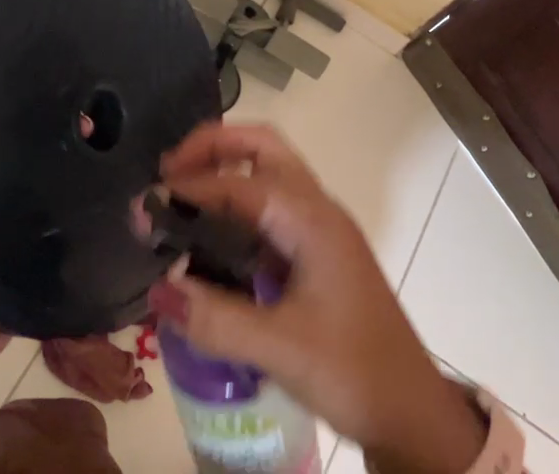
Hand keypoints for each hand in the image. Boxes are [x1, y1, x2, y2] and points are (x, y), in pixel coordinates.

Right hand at [150, 125, 489, 472]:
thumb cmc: (354, 370)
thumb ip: (215, 319)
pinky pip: (270, 209)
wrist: (412, 410)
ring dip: (224, 172)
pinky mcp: (316, 255)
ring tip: (178, 197)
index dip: (190, 188)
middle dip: (211, 148)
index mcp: (312, 220)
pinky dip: (235, 205)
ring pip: (268, 174)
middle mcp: (317, 211)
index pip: (239, 183)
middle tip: (166, 174)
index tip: (146, 207)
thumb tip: (156, 290)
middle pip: (261, 148)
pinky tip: (207, 238)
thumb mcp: (281, 349)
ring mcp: (319, 231)